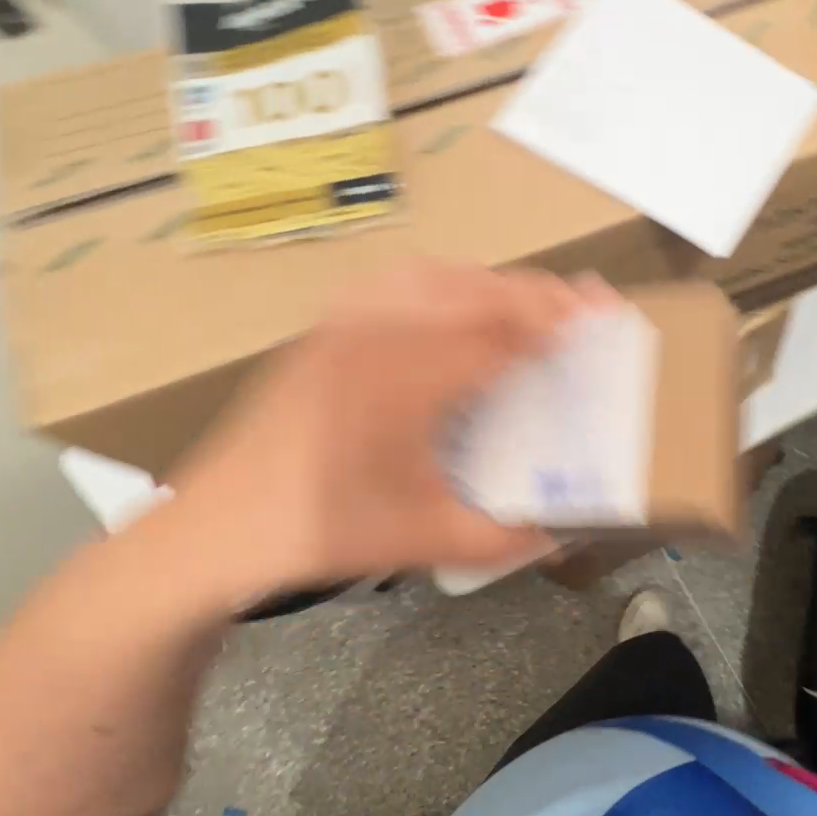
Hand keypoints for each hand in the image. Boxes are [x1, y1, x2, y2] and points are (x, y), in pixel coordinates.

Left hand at [157, 258, 602, 607]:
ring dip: (491, 282)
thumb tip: (557, 533)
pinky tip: (454, 302)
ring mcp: (344, 325)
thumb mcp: (421, 540)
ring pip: (434, 274)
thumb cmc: (322, 529)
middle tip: (583, 302)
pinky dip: (443, 281)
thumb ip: (499, 538)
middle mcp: (376, 335)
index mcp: (406, 381)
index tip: (601, 314)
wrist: (215, 526)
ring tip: (528, 302)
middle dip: (536, 291)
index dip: (555, 321)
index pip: (497, 333)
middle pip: (473, 289)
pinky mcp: (325, 330)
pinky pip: (395, 281)